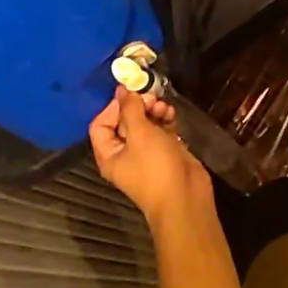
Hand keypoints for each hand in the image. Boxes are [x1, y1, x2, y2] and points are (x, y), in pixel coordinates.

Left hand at [89, 86, 210, 230]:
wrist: (186, 199)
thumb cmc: (155, 167)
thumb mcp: (140, 134)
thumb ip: (130, 108)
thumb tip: (121, 88)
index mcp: (109, 154)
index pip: (100, 125)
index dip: (112, 108)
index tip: (129, 95)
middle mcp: (125, 153)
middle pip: (124, 121)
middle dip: (137, 107)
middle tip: (151, 97)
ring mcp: (146, 153)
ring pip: (145, 124)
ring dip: (153, 111)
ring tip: (164, 106)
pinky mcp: (166, 152)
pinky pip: (161, 130)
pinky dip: (165, 120)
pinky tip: (172, 113)